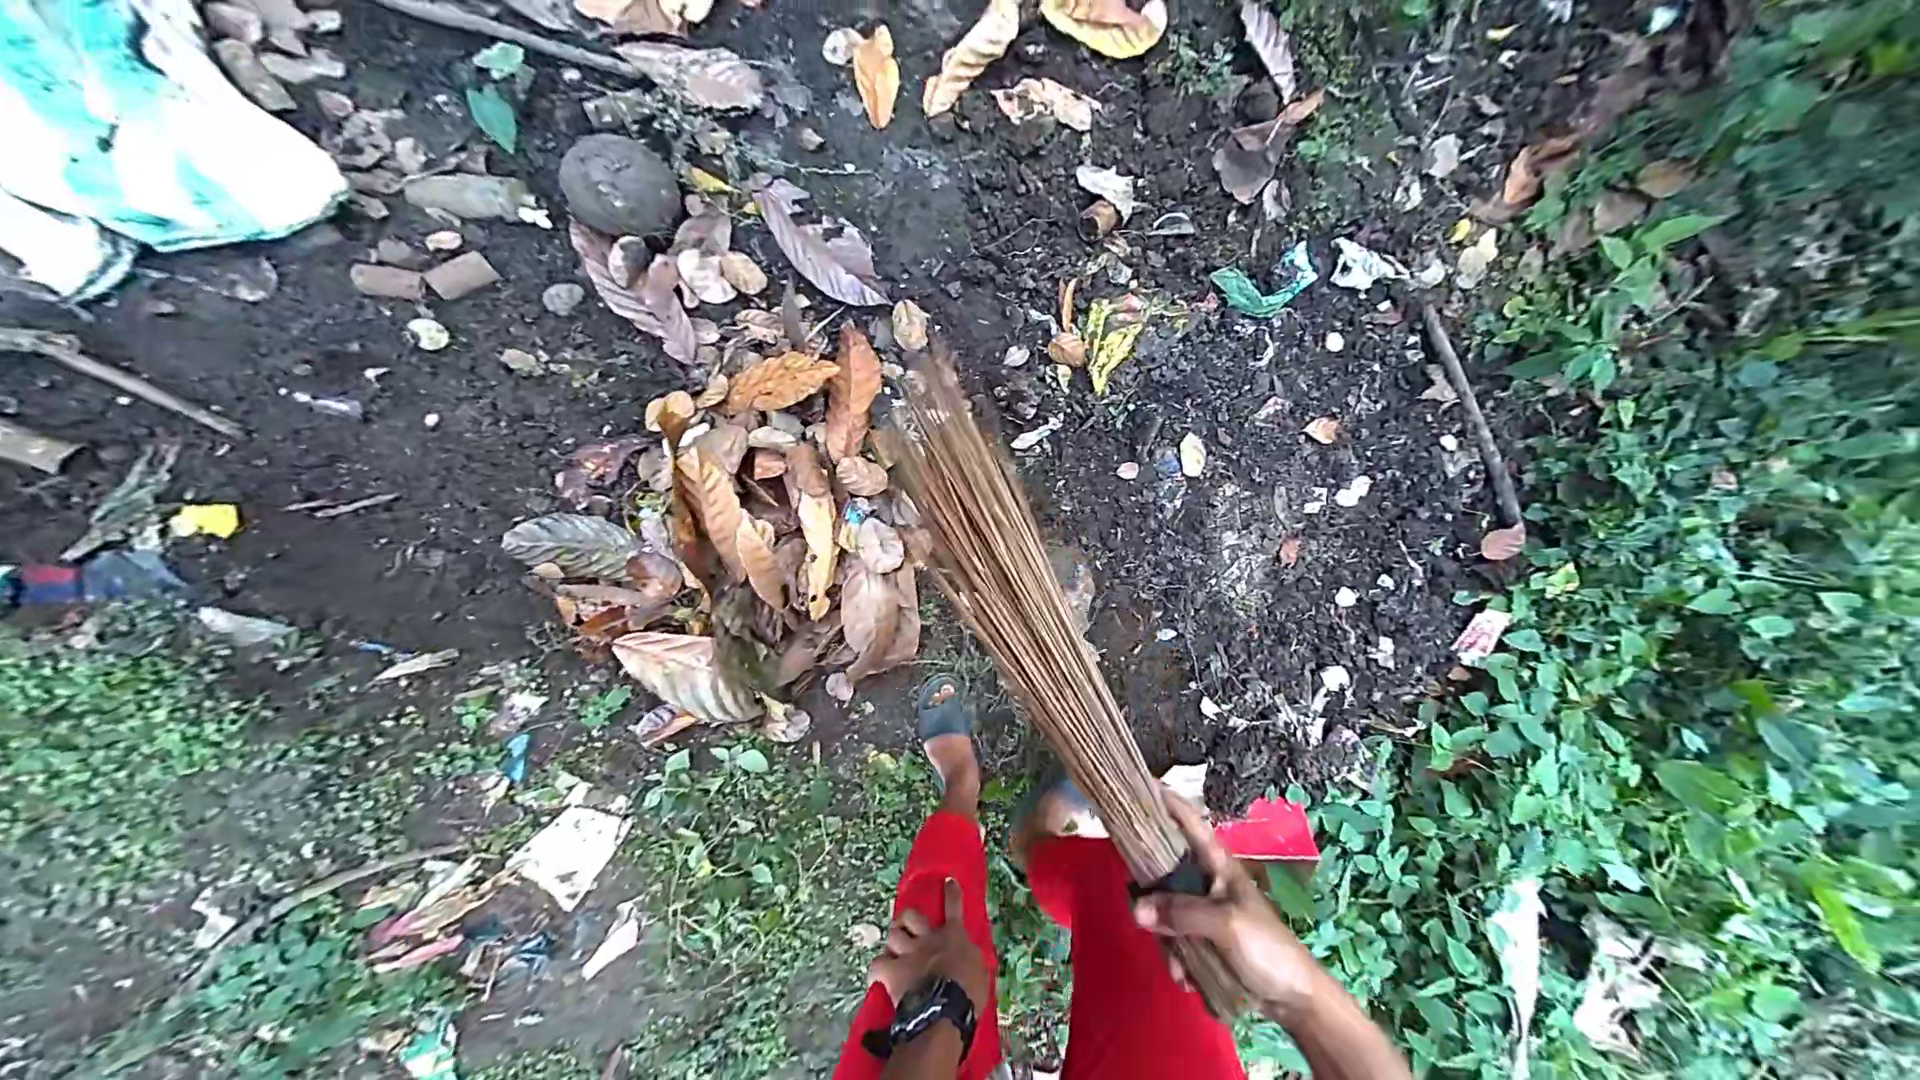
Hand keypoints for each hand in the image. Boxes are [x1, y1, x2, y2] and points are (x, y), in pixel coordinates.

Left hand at [869, 877, 990, 1013]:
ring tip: (893, 951)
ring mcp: (909, 953)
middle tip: (906, 928)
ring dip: (893, 942)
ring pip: (893, 934)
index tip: (948, 881)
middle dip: (906, 920)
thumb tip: (968, 955)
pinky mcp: (893, 971)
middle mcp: (928, 938)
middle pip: (911, 916)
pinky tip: (878, 977)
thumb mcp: (980, 972)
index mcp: (953, 936)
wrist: (946, 1009)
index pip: (954, 906)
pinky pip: (878, 964)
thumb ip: (972, 959)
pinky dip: (877, 970)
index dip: (951, 892)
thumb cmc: (969, 993)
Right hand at [1132, 788, 1327, 1020]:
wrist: (1299, 1001)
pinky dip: (1178, 958)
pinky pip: (1175, 937)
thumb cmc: (1269, 949)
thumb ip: (1180, 912)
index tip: (1141, 781)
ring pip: (1166, 907)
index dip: (1167, 799)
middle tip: (1143, 912)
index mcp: (1218, 863)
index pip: (1189, 820)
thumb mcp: (1224, 924)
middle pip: (1164, 867)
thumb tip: (1137, 908)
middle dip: (1152, 895)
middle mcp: (1207, 879)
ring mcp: (1206, 908)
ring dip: (1167, 939)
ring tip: (1180, 965)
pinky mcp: (1205, 936)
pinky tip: (1187, 977)